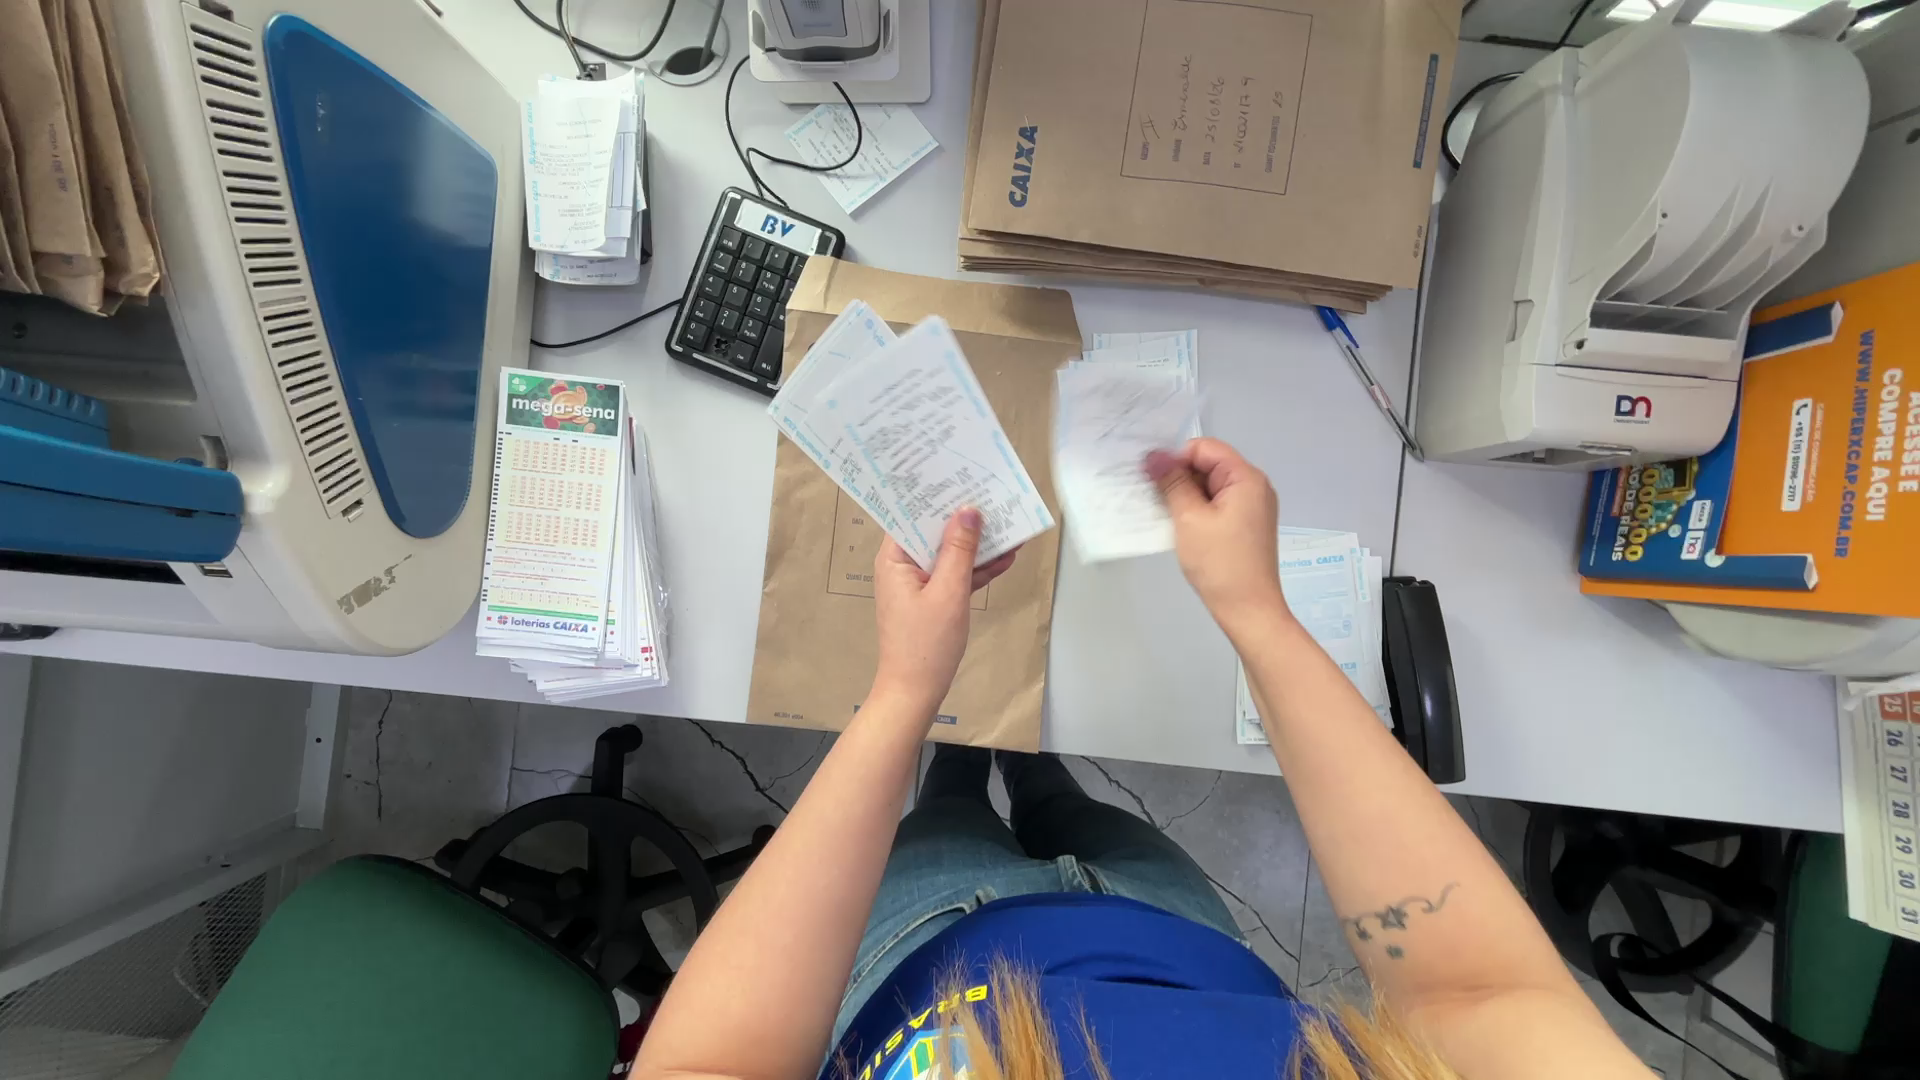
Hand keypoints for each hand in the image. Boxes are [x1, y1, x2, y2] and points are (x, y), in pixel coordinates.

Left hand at [871, 509, 1017, 713]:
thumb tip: (968, 511)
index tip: (961, 475)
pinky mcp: (933, 599)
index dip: (937, 495)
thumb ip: (960, 550)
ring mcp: (918, 583)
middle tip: (993, 494)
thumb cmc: (926, 643)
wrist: (915, 692)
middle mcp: (903, 565)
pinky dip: (976, 569)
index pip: (913, 514)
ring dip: (977, 544)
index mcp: (895, 558)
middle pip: (935, 532)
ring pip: (949, 553)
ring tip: (1010, 523)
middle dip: (964, 518)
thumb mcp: (948, 592)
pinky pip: (955, 575)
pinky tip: (1005, 557)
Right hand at [1146, 438, 1287, 628]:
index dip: (1176, 459)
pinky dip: (1195, 510)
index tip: (1153, 481)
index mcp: (1245, 478)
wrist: (1247, 609)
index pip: (1204, 448)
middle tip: (1153, 498)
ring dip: (1184, 496)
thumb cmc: (1219, 562)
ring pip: (1209, 487)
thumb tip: (1154, 456)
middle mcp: (1253, 486)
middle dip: (1179, 478)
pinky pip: (1215, 505)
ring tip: (1164, 514)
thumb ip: (1172, 483)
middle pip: (1208, 465)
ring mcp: (1251, 507)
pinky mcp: (1244, 525)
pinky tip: (1179, 526)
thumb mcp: (1189, 519)